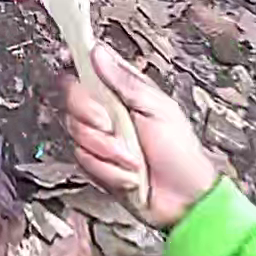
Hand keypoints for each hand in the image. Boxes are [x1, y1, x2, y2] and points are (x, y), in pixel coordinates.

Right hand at [61, 44, 216, 229]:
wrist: (187, 203)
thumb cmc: (182, 155)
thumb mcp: (159, 109)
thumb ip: (125, 80)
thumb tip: (97, 52)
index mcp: (120, 91)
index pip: (87, 65)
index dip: (75, 60)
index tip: (69, 60)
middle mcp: (104, 110)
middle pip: (72, 95)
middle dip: (89, 113)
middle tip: (110, 124)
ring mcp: (97, 136)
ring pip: (75, 128)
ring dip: (106, 148)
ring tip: (131, 158)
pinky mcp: (94, 161)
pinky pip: (83, 157)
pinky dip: (108, 169)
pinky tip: (127, 173)